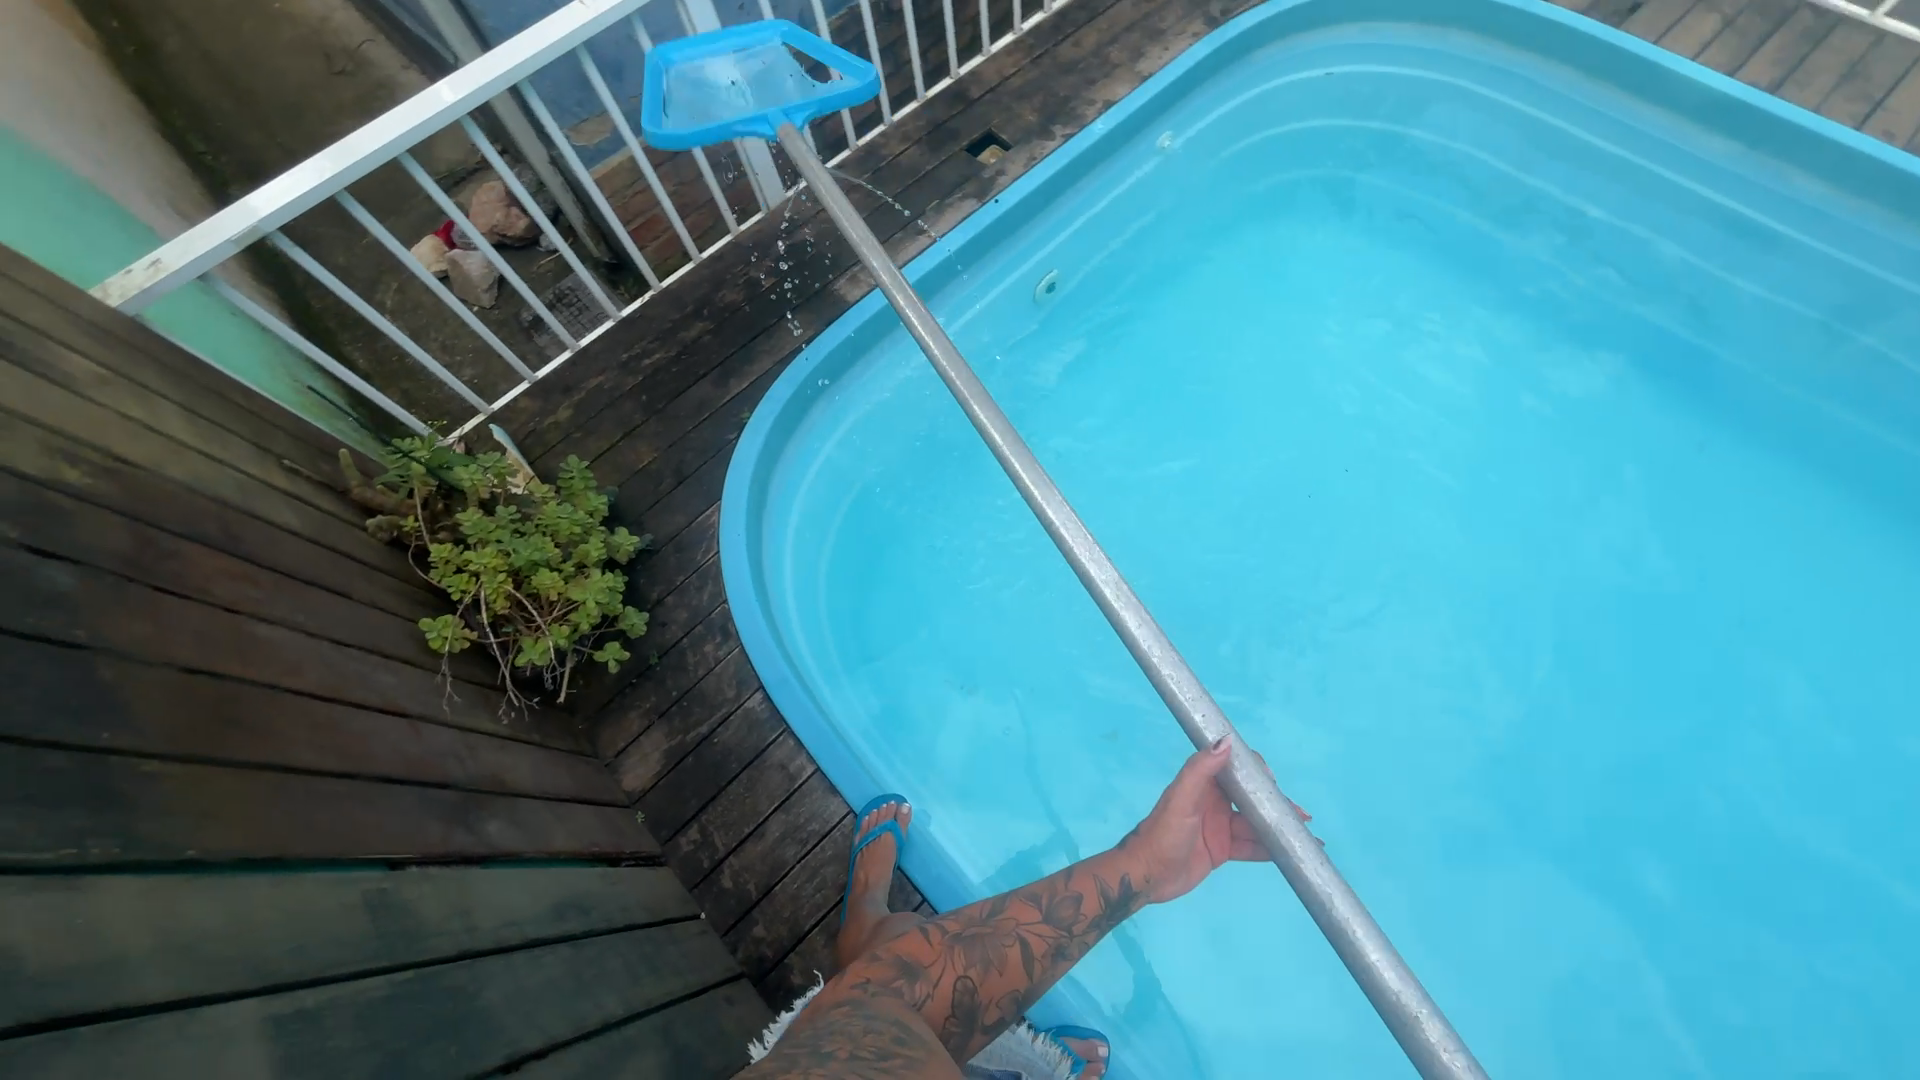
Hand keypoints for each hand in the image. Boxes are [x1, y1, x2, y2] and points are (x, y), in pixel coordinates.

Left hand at [1118, 737, 1312, 903]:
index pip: (1235, 768)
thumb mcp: (1181, 798)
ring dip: (1279, 828)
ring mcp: (1220, 826)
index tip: (1274, 783)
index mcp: (1203, 783)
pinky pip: (1253, 847)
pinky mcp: (1223, 849)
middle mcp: (1214, 801)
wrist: (1148, 875)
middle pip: (1251, 797)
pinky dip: (1273, 849)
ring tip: (1308, 836)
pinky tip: (1295, 854)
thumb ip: (1201, 769)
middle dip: (1276, 803)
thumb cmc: (1163, 832)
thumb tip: (1227, 741)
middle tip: (1301, 816)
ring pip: (1256, 823)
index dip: (1256, 772)